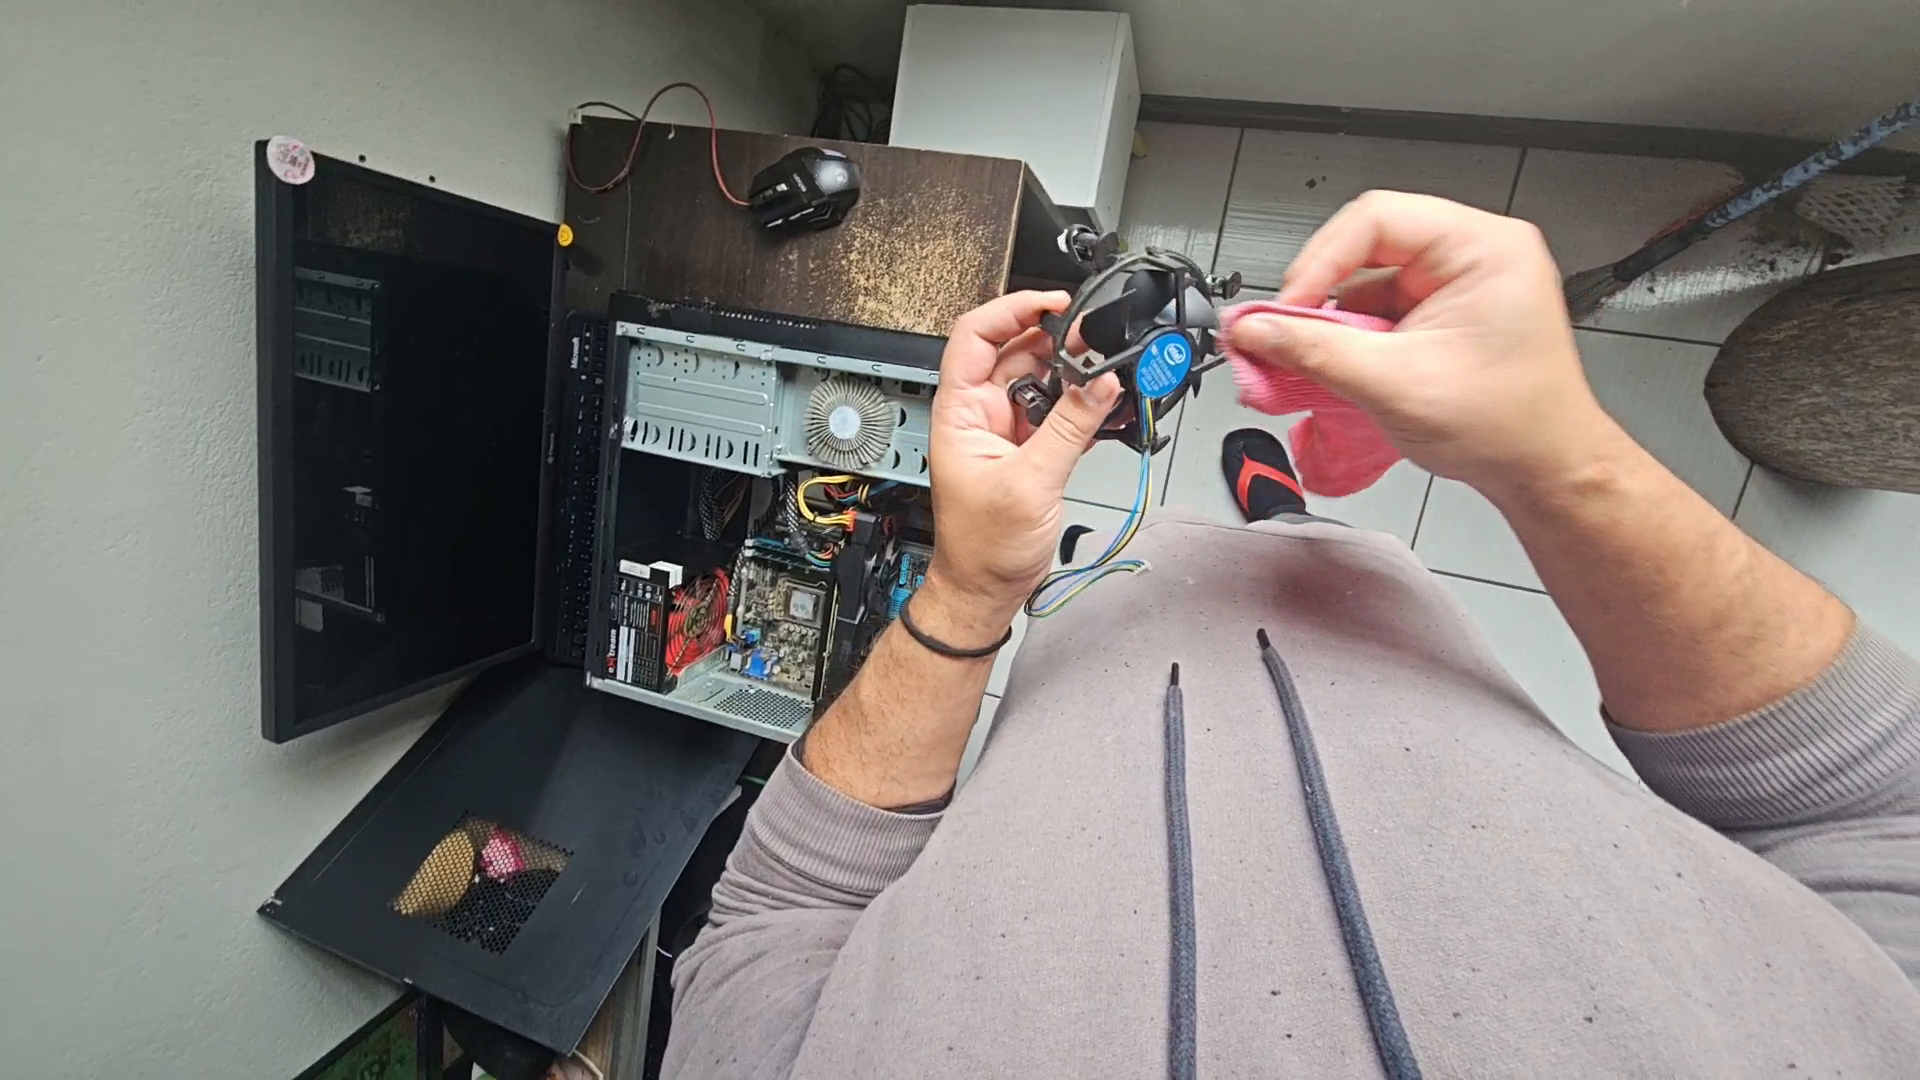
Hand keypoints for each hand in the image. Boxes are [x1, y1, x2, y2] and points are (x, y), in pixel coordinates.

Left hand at [923, 291, 1120, 640]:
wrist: (988, 587)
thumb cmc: (983, 548)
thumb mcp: (1028, 484)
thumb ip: (1068, 429)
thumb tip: (1100, 383)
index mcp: (961, 413)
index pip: (975, 337)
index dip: (1012, 310)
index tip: (1053, 304)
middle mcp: (981, 414)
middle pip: (1016, 353)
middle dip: (1057, 342)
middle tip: (1097, 342)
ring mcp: (1008, 430)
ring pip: (1042, 381)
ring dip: (1074, 375)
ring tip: (1108, 374)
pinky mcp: (1031, 449)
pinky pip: (1058, 412)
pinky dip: (1082, 406)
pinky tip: (1107, 407)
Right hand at [1225, 191, 1624, 500]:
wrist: (1536, 468)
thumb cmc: (1504, 424)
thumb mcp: (1392, 383)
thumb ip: (1313, 352)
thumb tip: (1255, 331)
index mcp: (1481, 249)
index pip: (1375, 220)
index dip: (1318, 262)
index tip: (1285, 310)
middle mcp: (1467, 258)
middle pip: (1361, 249)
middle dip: (1316, 295)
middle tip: (1283, 334)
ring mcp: (1446, 289)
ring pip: (1358, 285)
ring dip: (1324, 325)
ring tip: (1307, 363)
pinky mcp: (1429, 318)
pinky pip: (1366, 315)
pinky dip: (1338, 342)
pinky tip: (1330, 369)